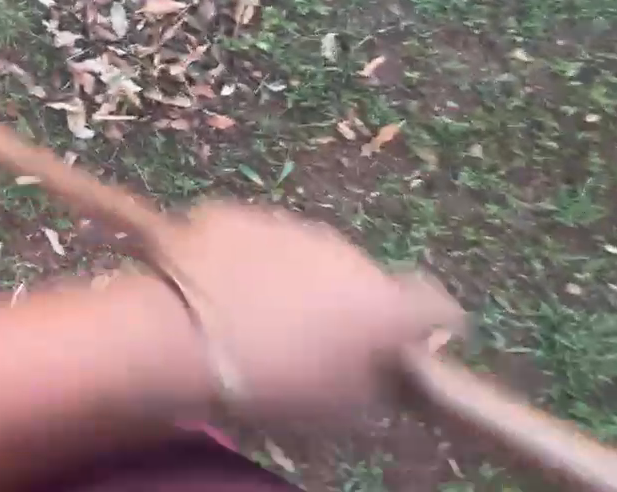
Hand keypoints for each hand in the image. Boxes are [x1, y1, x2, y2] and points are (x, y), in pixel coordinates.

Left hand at [161, 202, 464, 420]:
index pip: (434, 304)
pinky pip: (248, 233)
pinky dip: (241, 251)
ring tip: (252, 303)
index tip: (407, 338)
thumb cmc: (269, 381)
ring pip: (300, 248)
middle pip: (356, 271)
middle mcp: (342, 252)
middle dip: (341, 294)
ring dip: (289, 268)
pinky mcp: (230, 211)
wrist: (181, 331)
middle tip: (310, 326)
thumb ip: (373, 374)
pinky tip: (216, 278)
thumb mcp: (343, 404)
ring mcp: (282, 224)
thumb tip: (375, 360)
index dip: (424, 323)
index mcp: (384, 303)